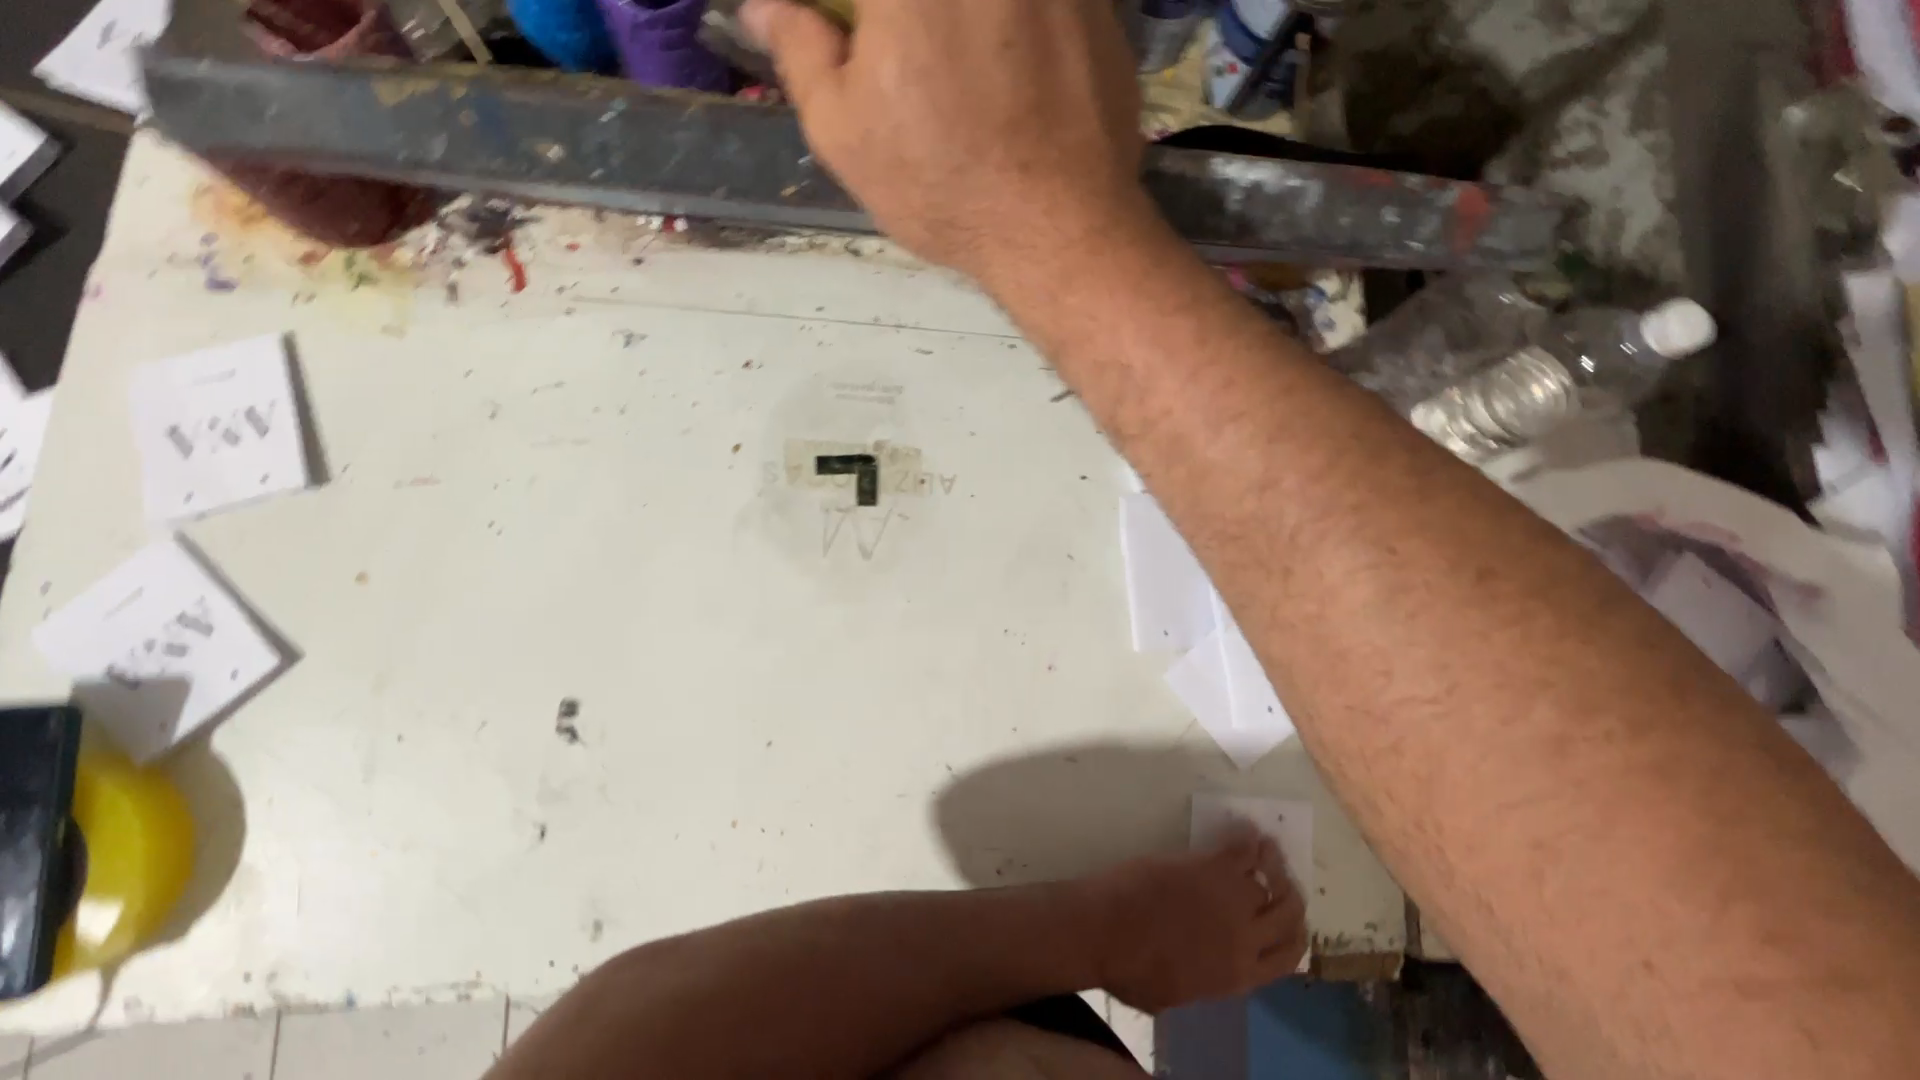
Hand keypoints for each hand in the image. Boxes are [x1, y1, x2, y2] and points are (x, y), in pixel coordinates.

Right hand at [739, 0, 1151, 284]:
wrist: (1060, 230)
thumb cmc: (940, 186)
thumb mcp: (843, 131)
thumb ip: (801, 50)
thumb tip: (767, 6)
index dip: (857, 18)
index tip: (852, 40)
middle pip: (922, 3)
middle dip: (903, 26)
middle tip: (900, 59)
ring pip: (983, 8)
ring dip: (961, 33)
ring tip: (964, 86)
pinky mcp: (1097, 0)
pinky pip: (1040, 7)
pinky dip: (1016, 31)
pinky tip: (1015, 81)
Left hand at [1088, 824, 1308, 1012]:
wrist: (1104, 931)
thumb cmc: (1126, 968)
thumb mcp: (1172, 995)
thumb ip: (1200, 981)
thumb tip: (1201, 970)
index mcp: (1237, 977)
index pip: (1287, 958)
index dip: (1294, 936)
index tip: (1289, 921)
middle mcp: (1245, 940)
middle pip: (1288, 916)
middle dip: (1289, 897)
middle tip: (1280, 881)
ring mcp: (1231, 901)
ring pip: (1271, 881)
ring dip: (1273, 864)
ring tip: (1267, 852)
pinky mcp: (1211, 868)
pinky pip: (1245, 849)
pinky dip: (1251, 839)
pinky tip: (1248, 833)